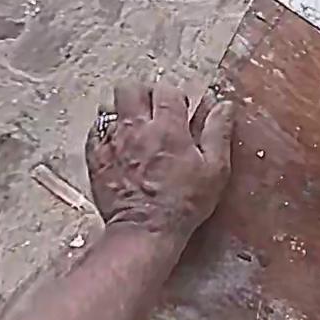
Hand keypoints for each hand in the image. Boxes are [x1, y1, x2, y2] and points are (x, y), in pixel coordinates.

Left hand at [85, 82, 234, 242]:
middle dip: (143, 95)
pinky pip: (95, 130)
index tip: (181, 111)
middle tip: (154, 112)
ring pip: (109, 105)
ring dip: (122, 110)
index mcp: (168, 127)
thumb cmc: (184, 202)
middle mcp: (136, 128)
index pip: (166, 90)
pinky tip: (119, 145)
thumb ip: (218, 133)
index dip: (174, 97)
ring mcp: (112, 142)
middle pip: (131, 89)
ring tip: (135, 127)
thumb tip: (224, 106)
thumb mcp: (215, 170)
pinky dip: (106, 132)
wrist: (145, 230)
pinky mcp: (96, 157)